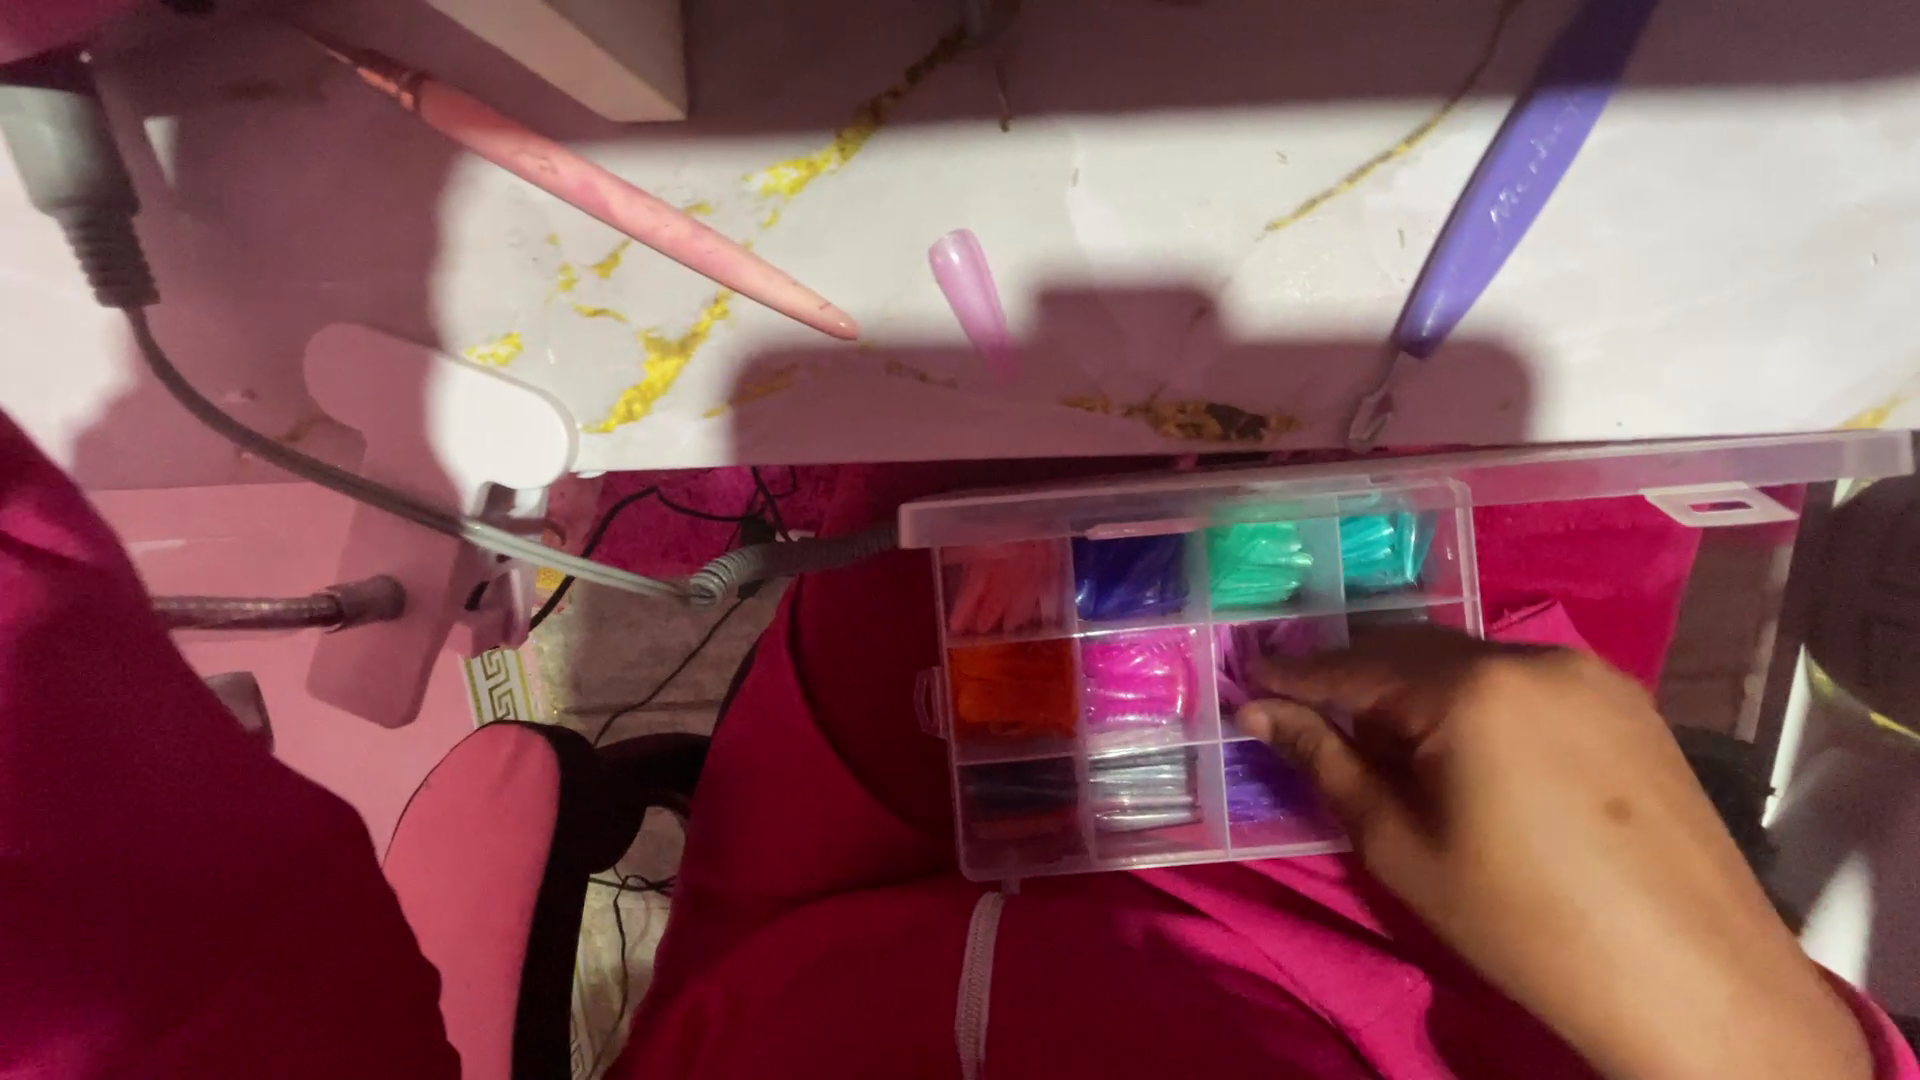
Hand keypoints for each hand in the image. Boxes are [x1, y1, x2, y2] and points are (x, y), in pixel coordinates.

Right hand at [1237, 628, 1869, 1079]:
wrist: (1697, 987)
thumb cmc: (1518, 919)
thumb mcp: (1395, 841)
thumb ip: (1321, 758)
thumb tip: (1255, 710)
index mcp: (1469, 690)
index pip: (1352, 667)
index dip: (1294, 675)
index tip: (1249, 676)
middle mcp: (1528, 657)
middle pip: (1406, 650)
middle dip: (1349, 676)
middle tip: (1301, 706)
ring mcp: (1586, 673)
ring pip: (1462, 660)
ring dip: (1408, 686)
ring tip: (1379, 734)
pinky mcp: (1624, 699)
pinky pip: (1515, 677)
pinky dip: (1466, 695)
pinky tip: (1458, 743)